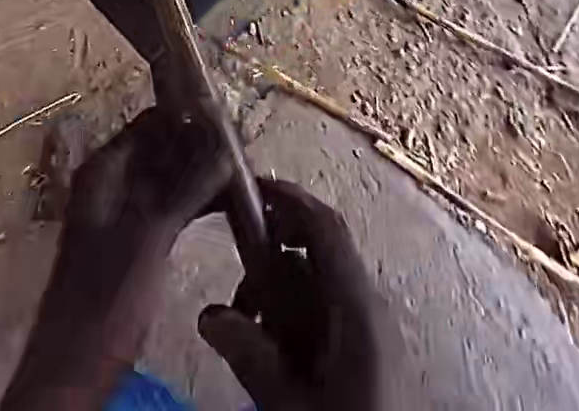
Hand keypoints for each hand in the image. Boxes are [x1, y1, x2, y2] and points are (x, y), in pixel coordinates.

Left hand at [1, 111, 231, 409]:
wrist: (76, 363)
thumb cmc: (106, 294)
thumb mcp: (148, 236)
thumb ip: (184, 187)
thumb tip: (222, 143)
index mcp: (105, 170)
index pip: (149, 123)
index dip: (186, 116)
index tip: (228, 119)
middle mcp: (113, 182)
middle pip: (162, 148)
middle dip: (200, 145)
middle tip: (246, 149)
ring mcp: (126, 211)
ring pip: (170, 178)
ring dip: (202, 174)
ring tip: (246, 173)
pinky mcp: (139, 239)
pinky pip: (172, 206)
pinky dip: (197, 202)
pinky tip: (230, 206)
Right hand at [198, 181, 394, 410]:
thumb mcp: (293, 406)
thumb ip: (251, 356)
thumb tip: (208, 314)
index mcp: (357, 308)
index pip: (325, 227)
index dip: (288, 199)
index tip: (249, 189)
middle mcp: (368, 306)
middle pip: (316, 247)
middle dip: (272, 253)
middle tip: (241, 277)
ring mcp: (370, 326)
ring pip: (315, 278)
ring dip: (278, 289)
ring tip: (250, 327)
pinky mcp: (365, 348)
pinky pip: (323, 306)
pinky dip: (292, 311)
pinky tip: (273, 348)